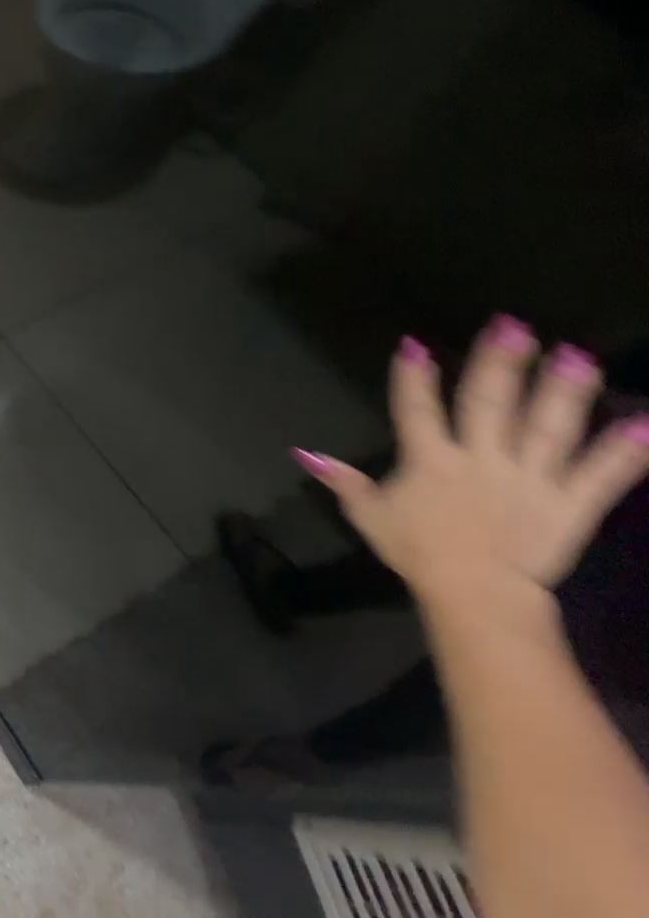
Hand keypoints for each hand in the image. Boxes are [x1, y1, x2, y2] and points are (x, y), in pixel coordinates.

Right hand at [295, 316, 648, 606]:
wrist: (473, 594)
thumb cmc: (416, 551)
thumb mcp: (369, 515)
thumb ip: (344, 481)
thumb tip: (306, 454)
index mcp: (429, 462)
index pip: (417, 411)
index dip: (413, 378)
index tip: (415, 346)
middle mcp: (480, 460)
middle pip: (489, 405)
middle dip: (500, 365)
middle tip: (514, 327)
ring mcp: (529, 479)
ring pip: (548, 428)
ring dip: (563, 392)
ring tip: (577, 357)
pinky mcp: (570, 503)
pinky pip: (601, 473)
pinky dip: (625, 449)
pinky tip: (644, 421)